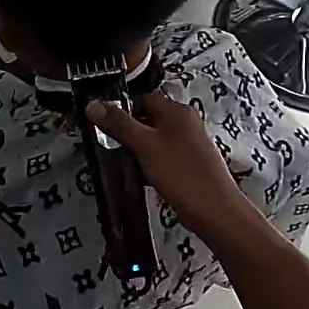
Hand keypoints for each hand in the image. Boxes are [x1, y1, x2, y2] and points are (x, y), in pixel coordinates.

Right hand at [86, 93, 261, 244]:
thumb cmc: (184, 174)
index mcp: (177, 111)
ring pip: (153, 140)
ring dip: (137, 151)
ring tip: (125, 163)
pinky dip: (149, 164)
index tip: (103, 123)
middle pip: (147, 119)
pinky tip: (141, 177)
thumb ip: (119, 124)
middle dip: (128, 132)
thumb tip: (94, 106)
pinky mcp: (187, 165)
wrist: (214, 210)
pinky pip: (161, 158)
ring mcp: (187, 145)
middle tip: (110, 146)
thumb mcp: (145, 145)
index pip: (142, 98)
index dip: (121, 108)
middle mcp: (185, 124)